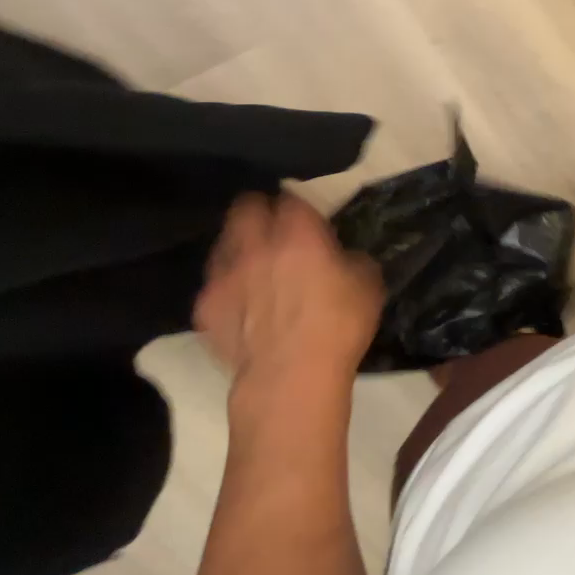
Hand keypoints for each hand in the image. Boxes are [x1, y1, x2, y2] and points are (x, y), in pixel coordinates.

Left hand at [194, 194, 382, 399]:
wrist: (291, 376)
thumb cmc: (341, 326)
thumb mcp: (370, 285)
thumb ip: (352, 260)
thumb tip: (341, 256)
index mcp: (299, 237)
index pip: (292, 199)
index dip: (302, 204)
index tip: (311, 215)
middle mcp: (254, 246)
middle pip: (245, 207)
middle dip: (261, 211)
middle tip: (278, 228)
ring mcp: (223, 274)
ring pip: (225, 242)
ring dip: (243, 246)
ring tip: (259, 266)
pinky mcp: (204, 305)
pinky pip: (217, 282)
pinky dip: (231, 285)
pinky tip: (247, 304)